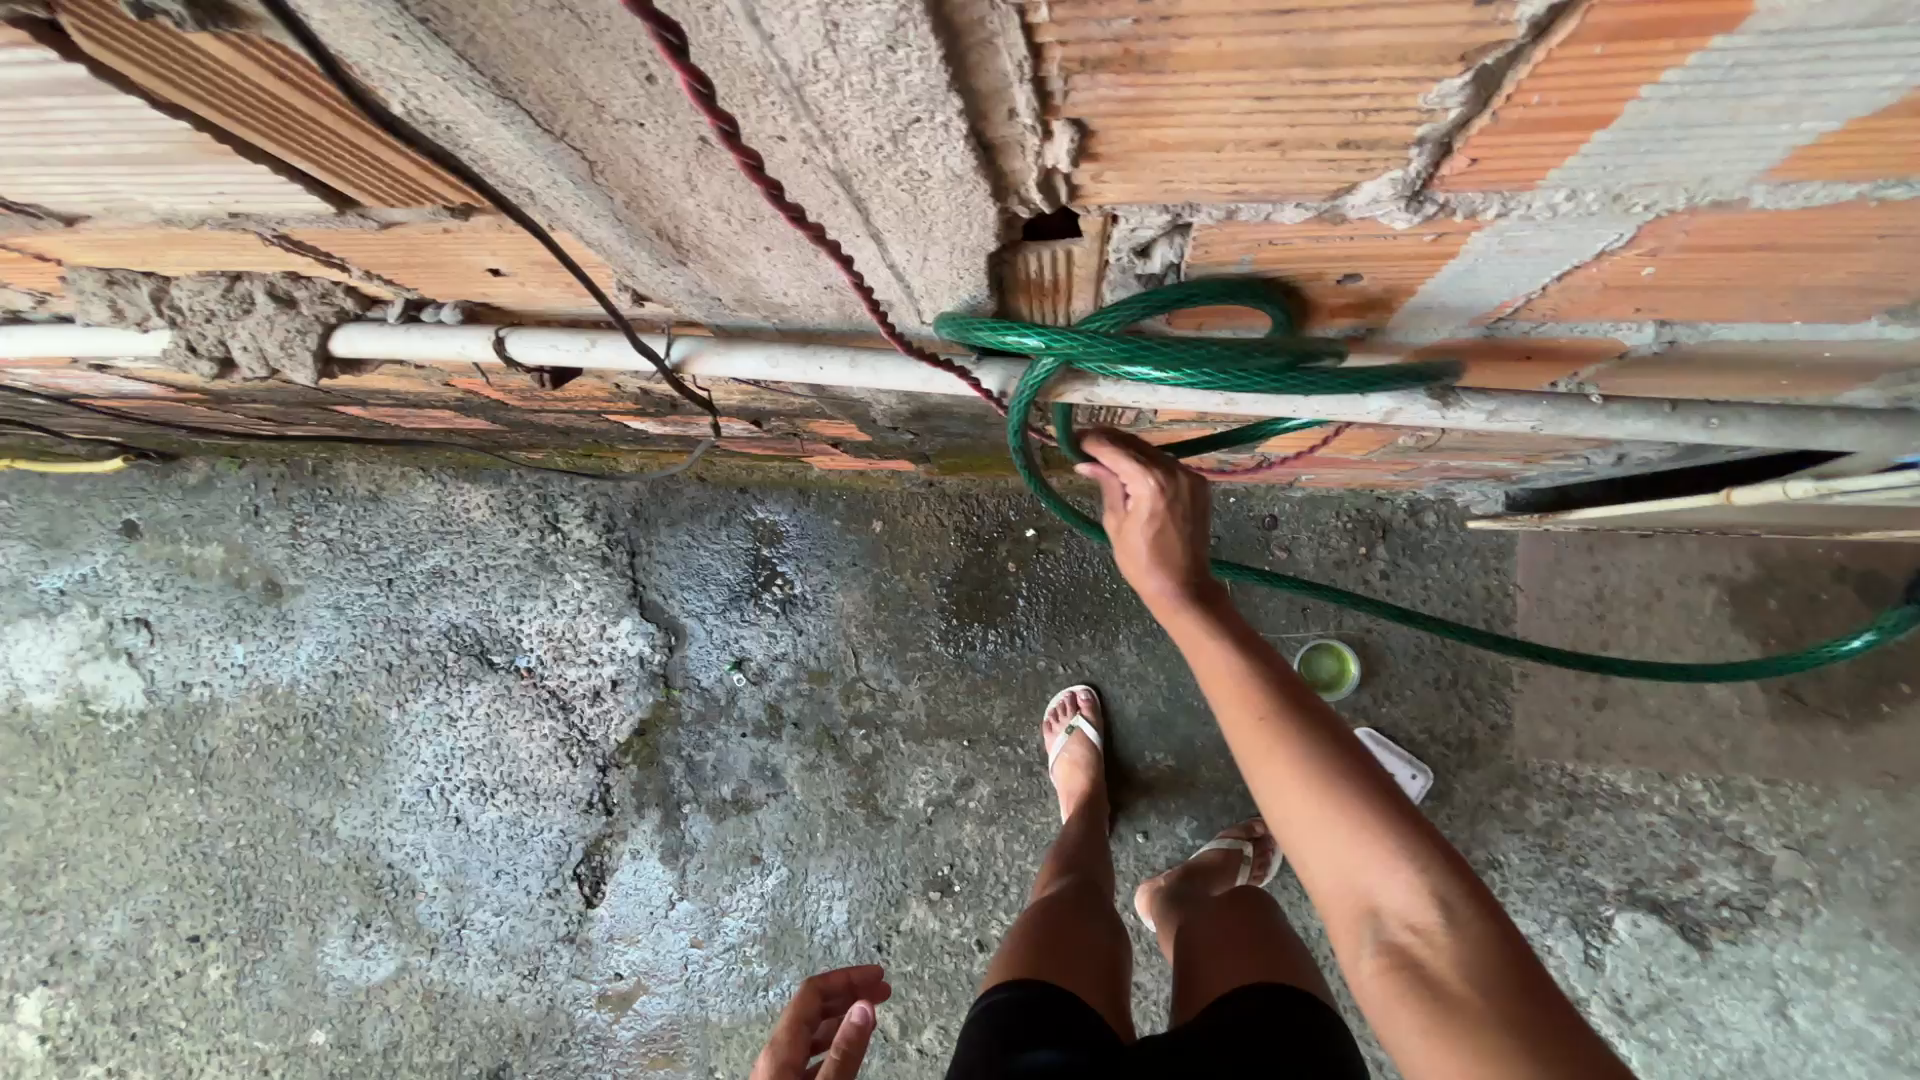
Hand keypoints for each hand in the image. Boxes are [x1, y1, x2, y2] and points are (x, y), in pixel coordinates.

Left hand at [749, 965, 891, 1079]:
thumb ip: (843, 1051)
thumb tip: (866, 1004)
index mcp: (780, 1046)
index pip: (814, 991)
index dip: (847, 977)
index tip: (878, 976)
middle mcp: (775, 1052)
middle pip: (812, 1007)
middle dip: (849, 993)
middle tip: (883, 991)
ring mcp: (776, 1070)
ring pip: (812, 1031)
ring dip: (842, 1017)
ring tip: (871, 1015)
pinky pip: (809, 1053)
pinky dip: (832, 1043)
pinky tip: (848, 1049)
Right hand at [1073, 428, 1222, 614]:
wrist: (1183, 585)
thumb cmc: (1141, 561)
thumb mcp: (1115, 522)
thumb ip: (1107, 485)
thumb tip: (1086, 463)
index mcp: (1150, 482)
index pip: (1115, 450)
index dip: (1091, 442)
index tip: (1073, 439)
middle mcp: (1173, 470)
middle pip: (1134, 444)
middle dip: (1108, 440)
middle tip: (1083, 441)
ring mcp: (1190, 475)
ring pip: (1151, 451)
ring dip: (1127, 449)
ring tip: (1102, 453)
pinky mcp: (1198, 483)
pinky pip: (1166, 464)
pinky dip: (1146, 461)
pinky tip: (1130, 466)